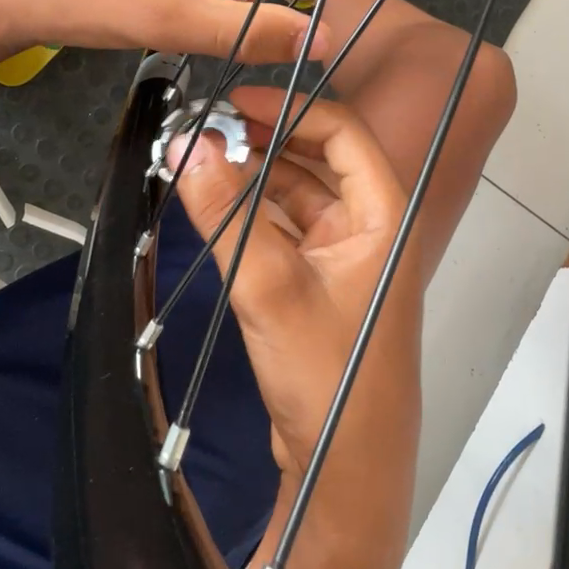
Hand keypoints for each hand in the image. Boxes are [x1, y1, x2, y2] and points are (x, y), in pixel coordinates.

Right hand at [167, 86, 420, 478]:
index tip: (232, 101)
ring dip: (253, 176)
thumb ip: (225, 213)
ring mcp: (346, 254)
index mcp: (384, 213)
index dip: (289, 107)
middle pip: (317, 158)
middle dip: (264, 140)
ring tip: (200, 161)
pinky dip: (252, 212)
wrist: (345, 467)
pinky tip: (214, 204)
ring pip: (298, 193)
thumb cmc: (328, 374)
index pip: (341, 131)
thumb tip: (184, 143)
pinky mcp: (321, 280)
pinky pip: (286, 227)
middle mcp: (370, 224)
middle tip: (205, 130)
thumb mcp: (270, 287)